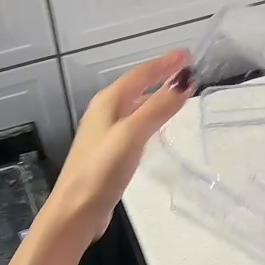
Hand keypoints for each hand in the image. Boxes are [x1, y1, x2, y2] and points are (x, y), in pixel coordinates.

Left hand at [40, 49, 193, 242]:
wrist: (76, 210)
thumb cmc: (102, 169)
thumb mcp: (133, 133)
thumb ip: (159, 107)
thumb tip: (186, 80)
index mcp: (108, 102)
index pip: (141, 73)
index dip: (165, 63)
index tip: (188, 55)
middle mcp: (104, 112)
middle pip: (136, 86)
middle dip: (160, 76)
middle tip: (186, 71)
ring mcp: (104, 133)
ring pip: (134, 105)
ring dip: (154, 96)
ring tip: (176, 93)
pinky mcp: (108, 153)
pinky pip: (133, 125)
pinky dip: (148, 117)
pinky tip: (156, 128)